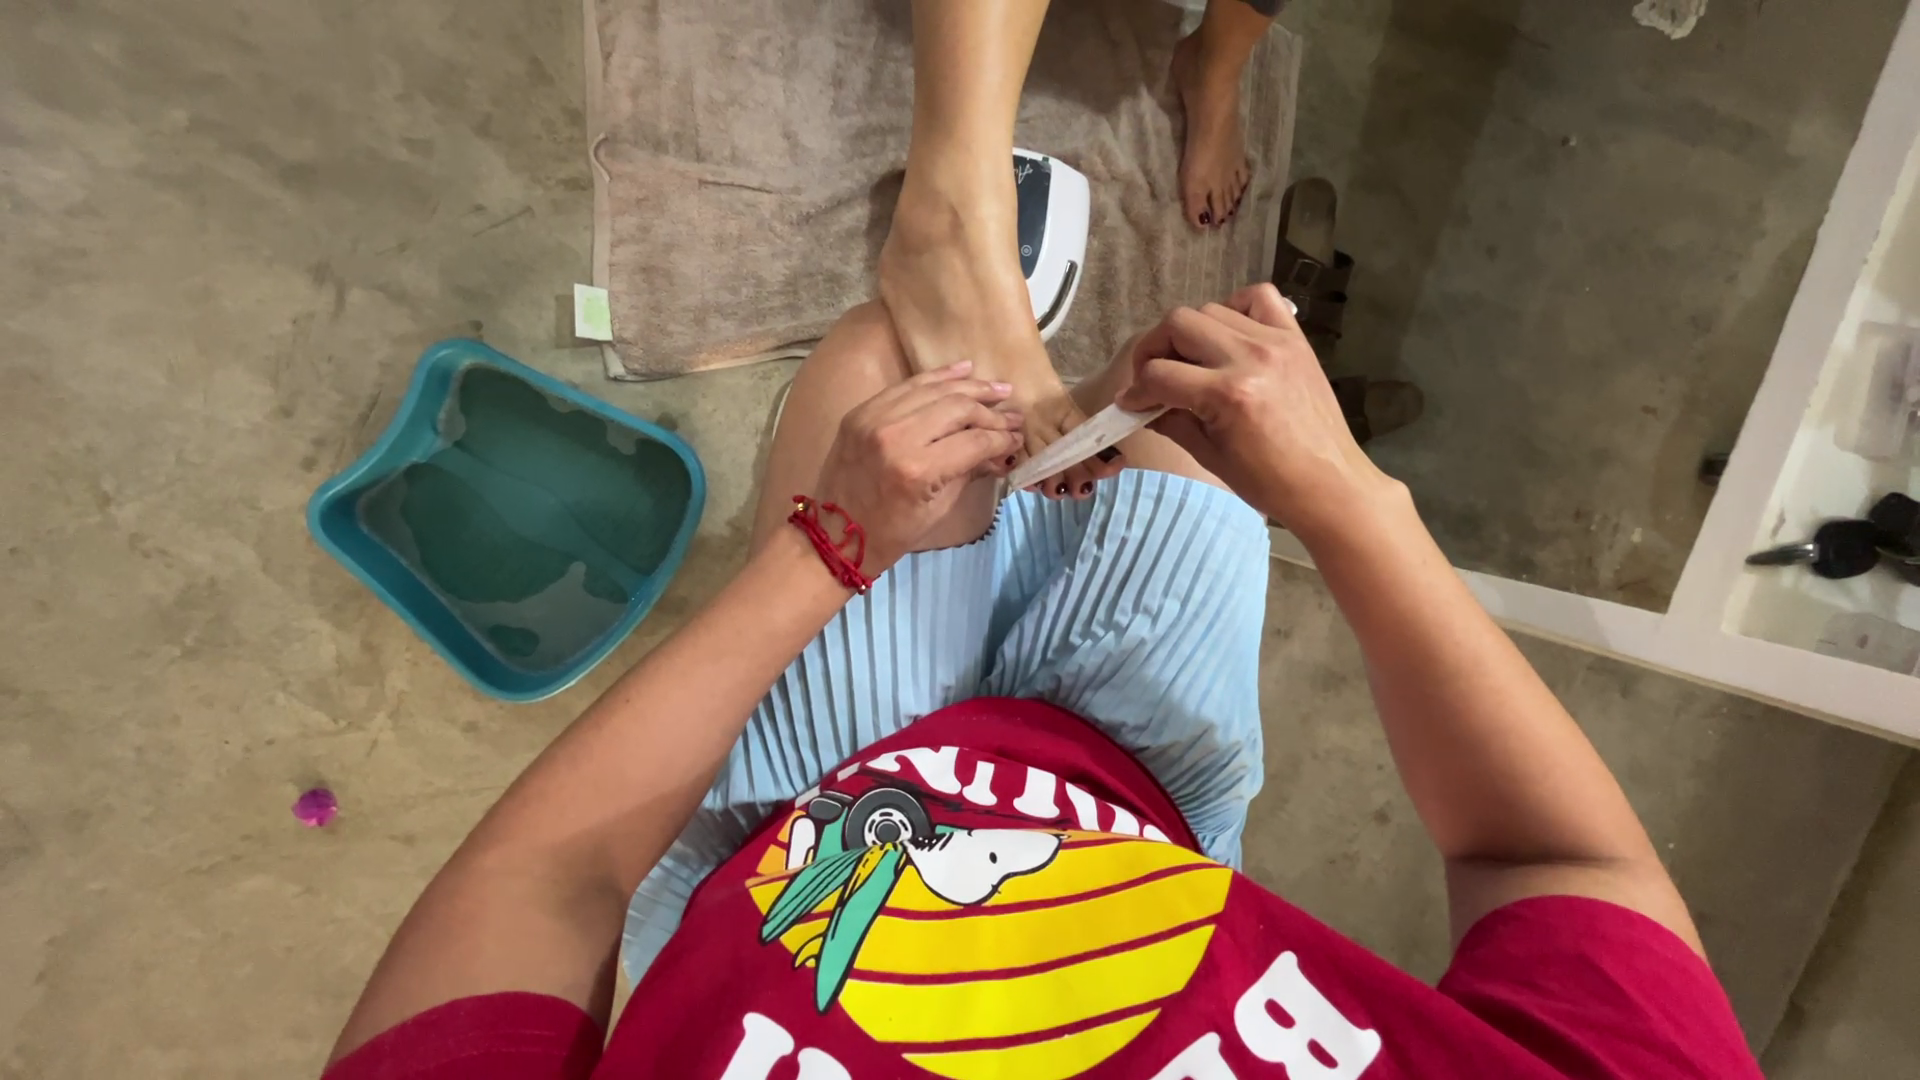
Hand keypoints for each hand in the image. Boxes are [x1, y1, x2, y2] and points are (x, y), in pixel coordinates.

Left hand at [812, 361, 1023, 574]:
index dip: (1001, 439)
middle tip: (1013, 414)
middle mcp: (896, 437)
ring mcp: (874, 419)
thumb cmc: (889, 534)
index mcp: (917, 470)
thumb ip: (970, 472)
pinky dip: (936, 377)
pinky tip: (962, 371)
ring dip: (970, 387)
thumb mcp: (938, 510)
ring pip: (933, 389)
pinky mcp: (861, 412)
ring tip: (996, 389)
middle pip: (957, 409)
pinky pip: (906, 386)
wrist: (832, 536)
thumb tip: (1002, 452)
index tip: (1018, 438)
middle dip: (990, 411)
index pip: (974, 442)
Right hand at [1115, 283, 1400, 539]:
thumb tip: (1138, 404)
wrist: (1328, 484)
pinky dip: (1234, 309)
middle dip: (1153, 350)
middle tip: (1153, 378)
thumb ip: (1170, 420)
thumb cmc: (1267, 482)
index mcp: (1226, 395)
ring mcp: (1276, 343)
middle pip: (1177, 324)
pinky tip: (1228, 338)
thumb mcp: (1207, 455)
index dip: (1136, 391)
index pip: (1158, 374)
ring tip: (1191, 363)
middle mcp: (1250, 357)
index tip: (1131, 405)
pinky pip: (1257, 299)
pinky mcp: (1295, 339)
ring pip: (1210, 309)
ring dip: (1189, 335)